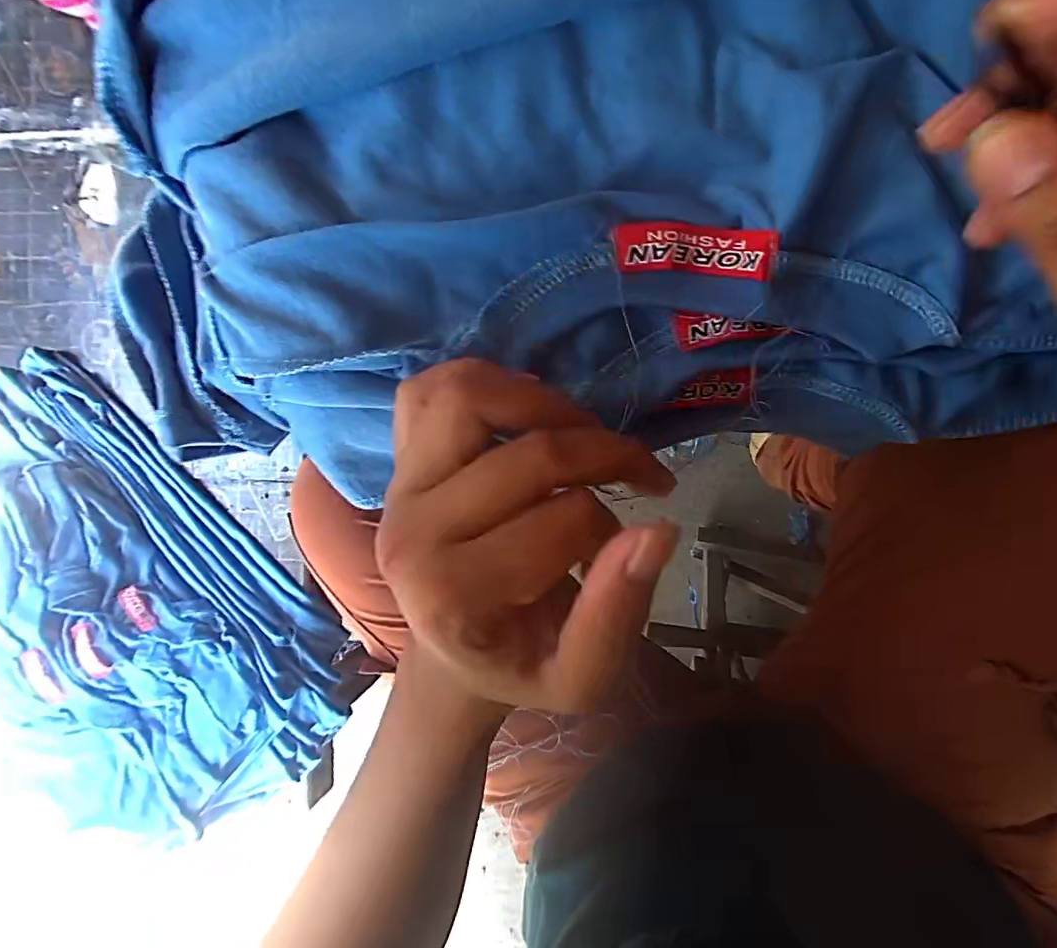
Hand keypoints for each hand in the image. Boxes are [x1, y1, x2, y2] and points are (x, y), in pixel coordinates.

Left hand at [376, 360, 678, 714]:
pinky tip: (525, 413)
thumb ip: (617, 614)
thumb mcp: (581, 676)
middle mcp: (412, 530)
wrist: (454, 652)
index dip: (613, 527)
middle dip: (606, 453)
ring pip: (470, 398)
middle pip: (531, 454)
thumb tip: (659, 532)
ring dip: (546, 401)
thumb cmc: (519, 662)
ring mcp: (398, 486)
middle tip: (637, 469)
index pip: (566, 518)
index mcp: (451, 593)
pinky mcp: (397, 457)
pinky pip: (429, 388)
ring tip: (582, 432)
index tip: (628, 545)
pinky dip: (485, 381)